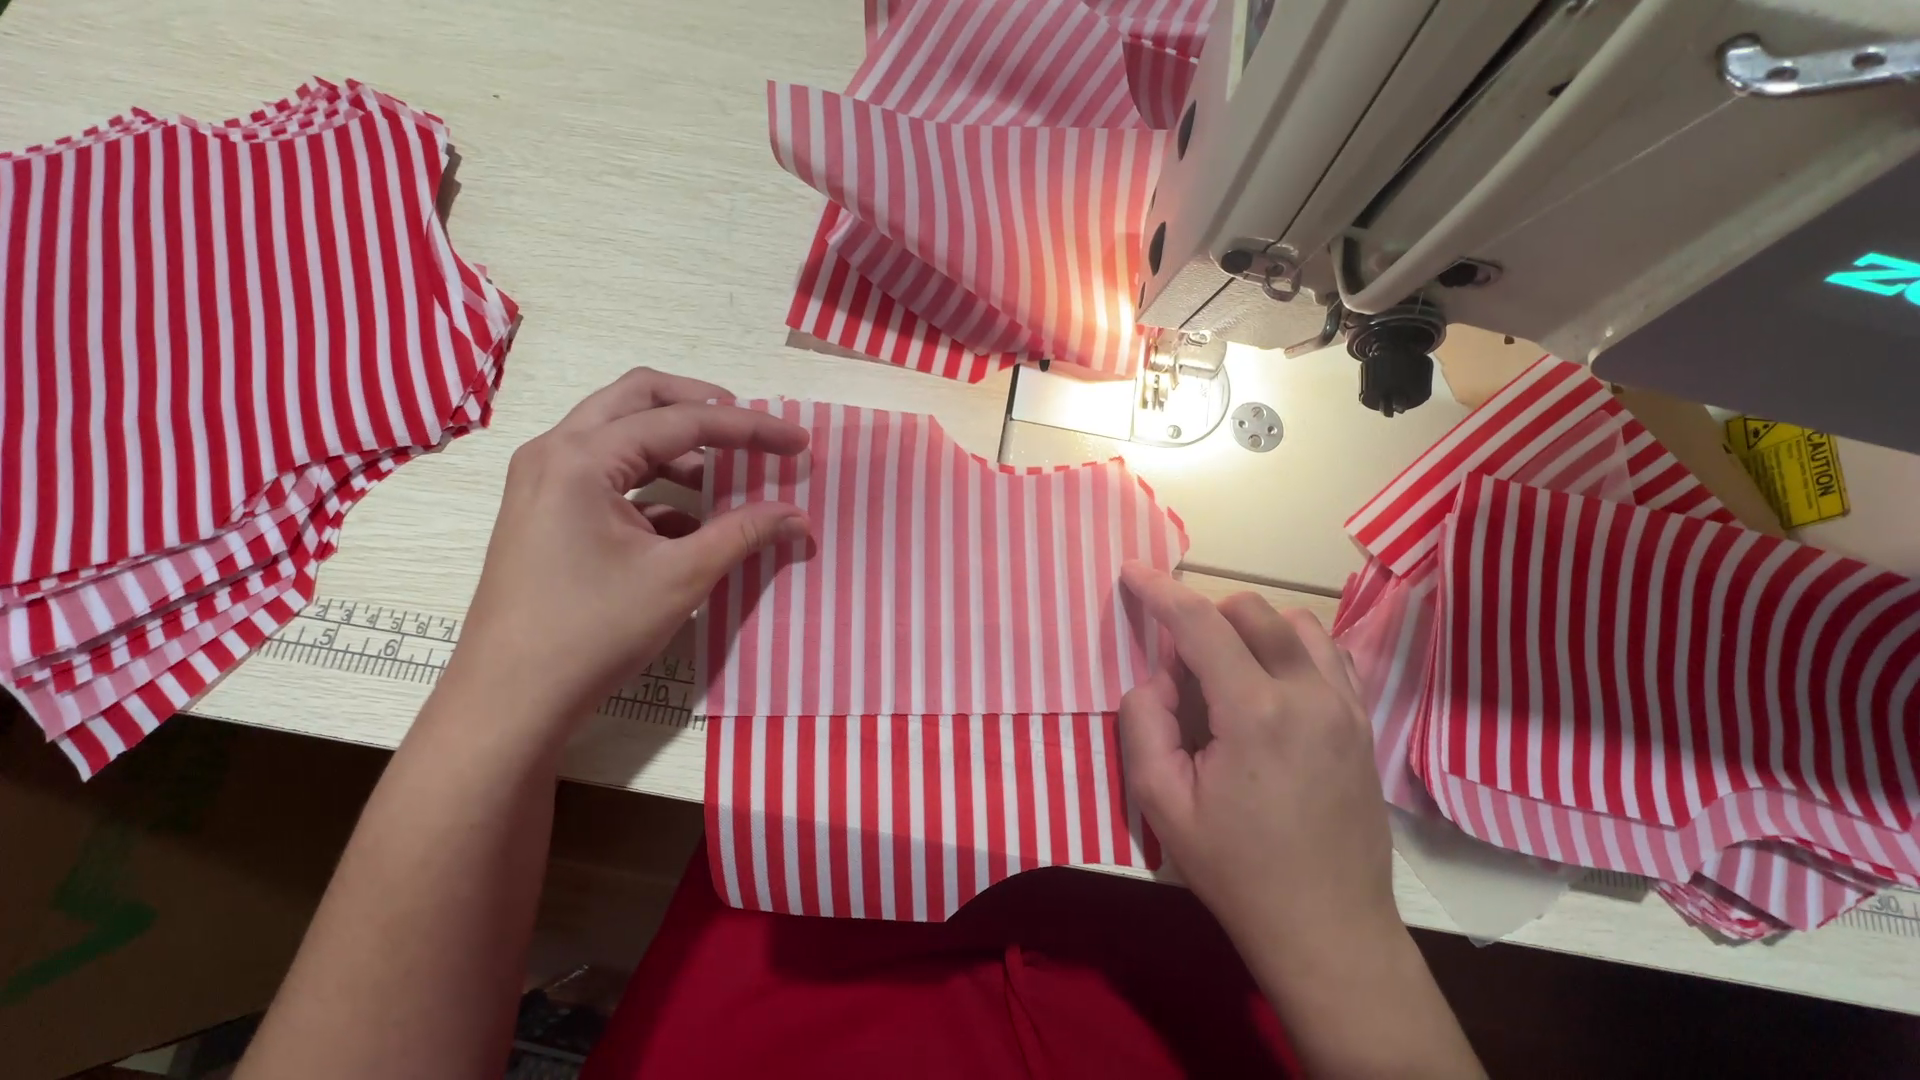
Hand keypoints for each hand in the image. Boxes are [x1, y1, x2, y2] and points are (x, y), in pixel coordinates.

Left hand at [441, 368, 809, 741]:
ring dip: (677, 446)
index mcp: (581, 457)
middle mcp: (554, 452)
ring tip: (727, 477)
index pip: (681, 420)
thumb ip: (743, 534)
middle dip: (702, 407)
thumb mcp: (679, 578)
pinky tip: (690, 522)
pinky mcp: (545, 512)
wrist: (510, 699)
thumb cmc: (592, 632)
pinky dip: (652, 484)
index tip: (798, 440)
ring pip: (620, 434)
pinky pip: (606, 475)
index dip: (749, 427)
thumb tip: (798, 516)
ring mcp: (543, 482)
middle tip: (752, 431)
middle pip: (638, 399)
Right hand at [1116, 562, 1392, 947]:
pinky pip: (1330, 652)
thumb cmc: (1235, 869)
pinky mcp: (1364, 722)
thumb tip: (1159, 679)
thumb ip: (1144, 724)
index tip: (1133, 571)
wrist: (1326, 925)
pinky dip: (1294, 647)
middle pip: (1252, 609)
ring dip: (1253, 628)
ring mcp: (1346, 705)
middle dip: (1205, 613)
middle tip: (1180, 663)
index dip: (1160, 590)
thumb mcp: (1161, 805)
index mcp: (1254, 712)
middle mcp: (1308, 693)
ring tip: (1229, 671)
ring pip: (1299, 621)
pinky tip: (1273, 683)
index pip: (1200, 623)